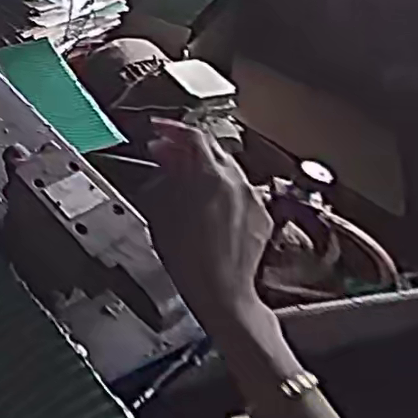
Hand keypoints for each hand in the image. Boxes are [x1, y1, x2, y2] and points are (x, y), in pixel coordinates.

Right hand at [138, 118, 273, 329]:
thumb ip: (165, 172)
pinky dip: (215, 184)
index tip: (157, 128)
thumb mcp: (160, 204)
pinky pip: (235, 189)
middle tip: (161, 150)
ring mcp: (252, 200)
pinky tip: (198, 197)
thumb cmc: (187, 253)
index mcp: (212, 176)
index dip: (172, 128)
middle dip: (185, 146)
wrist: (220, 290)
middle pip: (212, 149)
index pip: (194, 136)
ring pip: (225, 168)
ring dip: (200, 165)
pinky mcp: (260, 216)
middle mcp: (238, 183)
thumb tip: (166, 155)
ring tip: (176, 173)